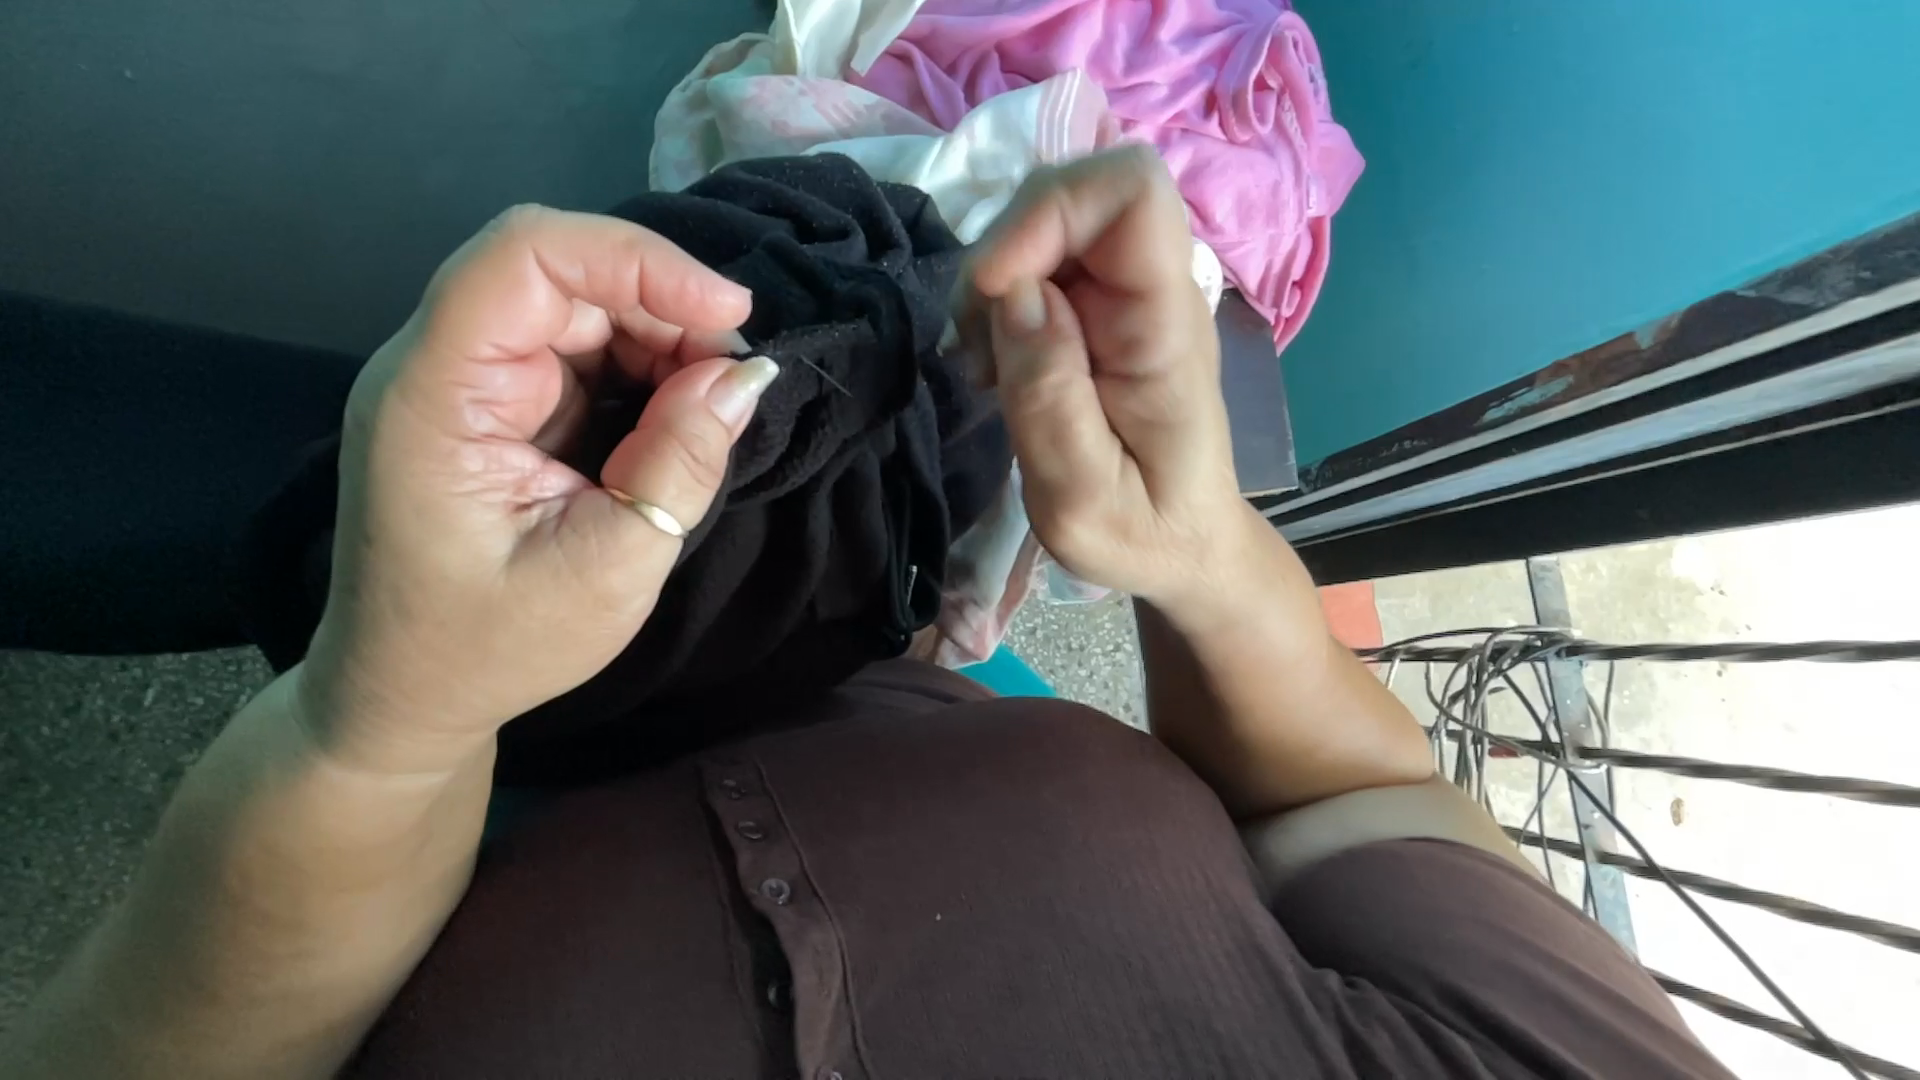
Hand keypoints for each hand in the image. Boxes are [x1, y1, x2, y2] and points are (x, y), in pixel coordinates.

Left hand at [297, 205, 779, 774]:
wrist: (411, 691)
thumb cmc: (497, 645)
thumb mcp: (611, 567)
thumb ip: (679, 466)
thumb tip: (745, 378)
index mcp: (439, 397)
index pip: (526, 259)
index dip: (636, 261)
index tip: (731, 315)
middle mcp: (443, 367)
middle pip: (558, 274)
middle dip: (664, 305)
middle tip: (736, 374)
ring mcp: (470, 383)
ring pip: (577, 306)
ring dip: (661, 336)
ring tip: (716, 399)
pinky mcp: (501, 406)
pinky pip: (581, 350)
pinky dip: (645, 366)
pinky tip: (679, 409)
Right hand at [961, 144, 1261, 610]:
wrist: (1183, 547)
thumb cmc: (1144, 534)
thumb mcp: (1082, 497)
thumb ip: (1049, 399)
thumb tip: (1013, 294)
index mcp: (1167, 327)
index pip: (1130, 191)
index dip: (1047, 211)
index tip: (994, 292)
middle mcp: (1153, 292)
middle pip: (1073, 195)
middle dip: (1002, 255)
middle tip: (978, 349)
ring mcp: (1126, 299)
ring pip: (1043, 228)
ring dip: (991, 286)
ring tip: (985, 371)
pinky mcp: (1099, 315)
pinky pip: (1036, 269)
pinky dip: (996, 305)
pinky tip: (994, 367)